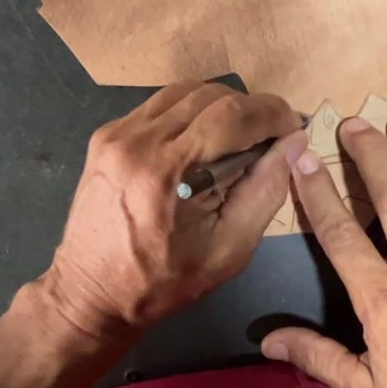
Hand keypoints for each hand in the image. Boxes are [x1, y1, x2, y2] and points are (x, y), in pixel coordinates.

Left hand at [0, 81, 303, 387]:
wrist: (92, 294)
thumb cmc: (164, 283)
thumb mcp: (229, 249)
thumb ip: (266, 191)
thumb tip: (294, 144)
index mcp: (166, 170)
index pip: (232, 114)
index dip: (271, 112)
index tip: (293, 125)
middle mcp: (136, 140)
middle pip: (210, 95)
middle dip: (250, 108)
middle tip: (271, 135)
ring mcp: (116, 134)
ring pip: (184, 93)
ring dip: (220, 107)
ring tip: (239, 137)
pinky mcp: (105, 137)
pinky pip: (160, 107)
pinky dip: (190, 115)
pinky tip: (200, 143)